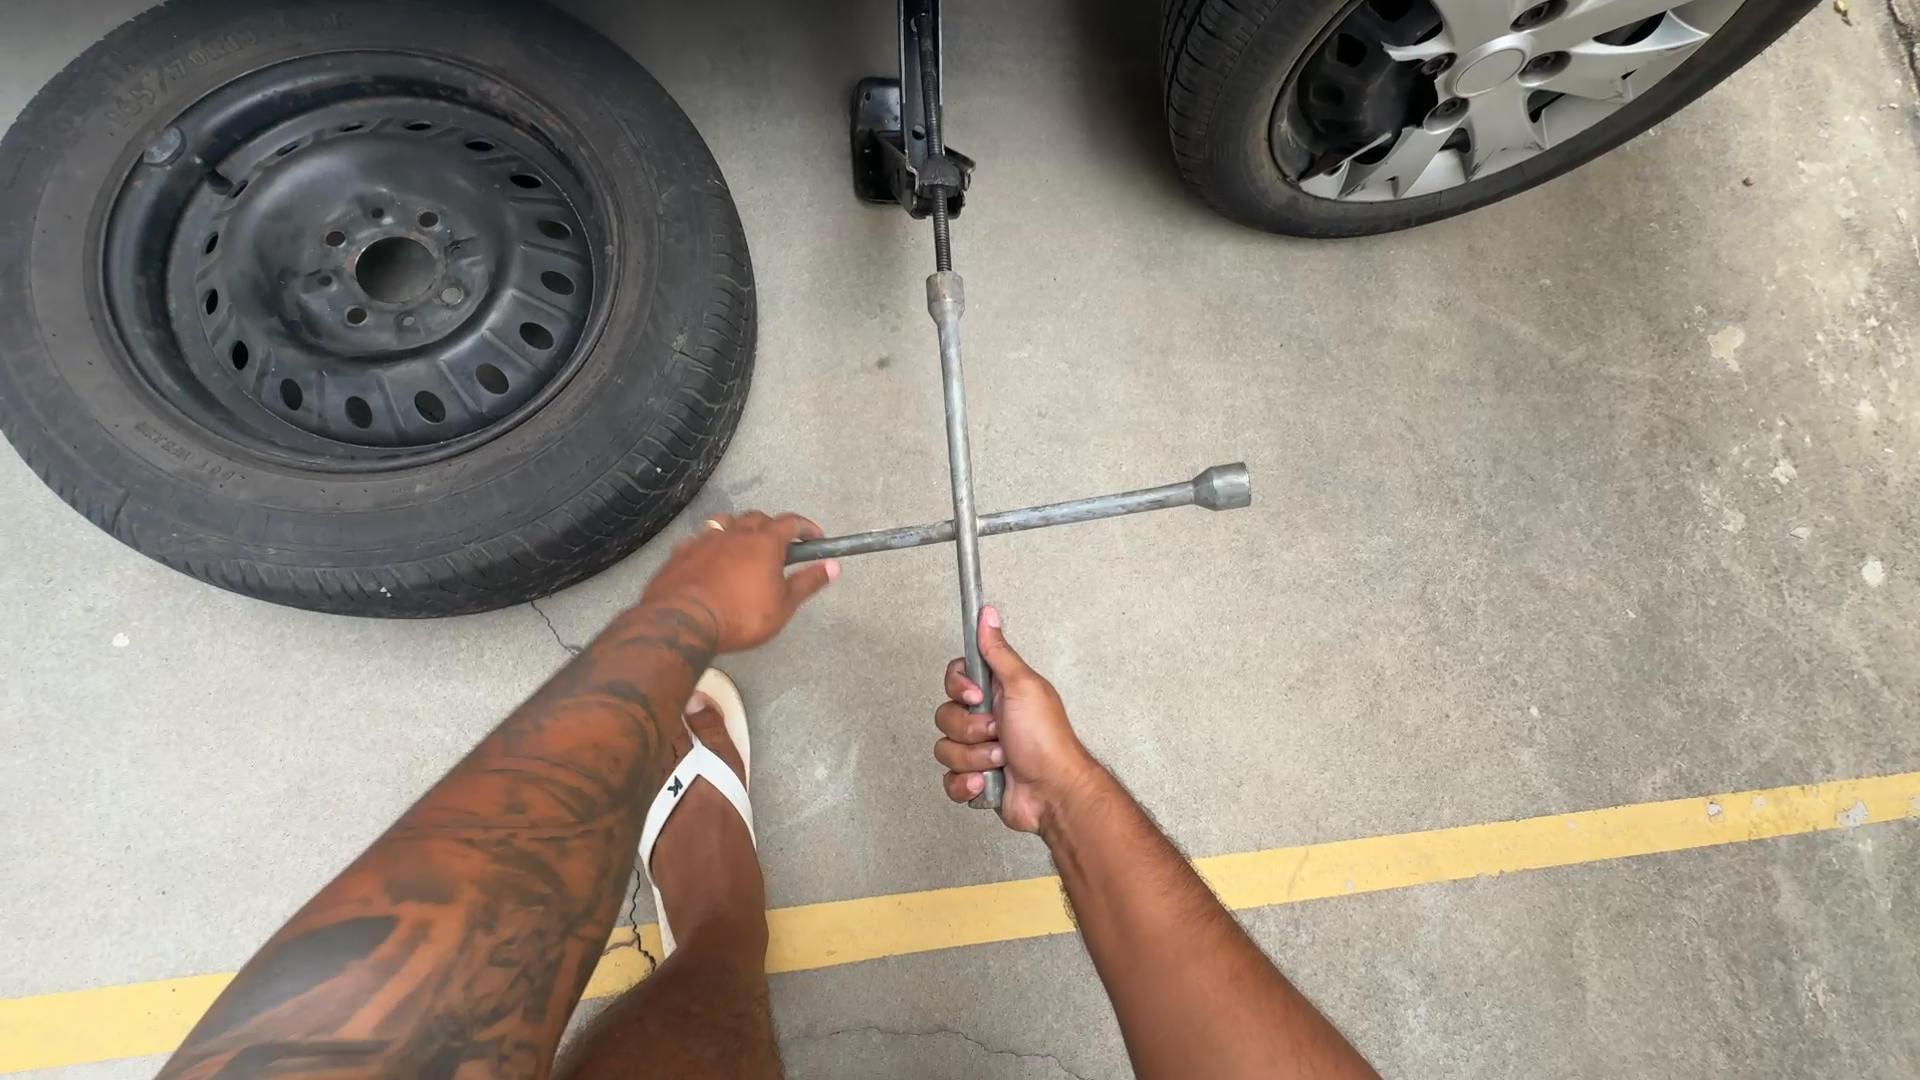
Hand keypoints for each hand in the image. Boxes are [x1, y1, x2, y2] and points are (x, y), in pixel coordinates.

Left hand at [640, 512, 839, 652]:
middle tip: (779, 546)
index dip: (805, 527)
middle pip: (758, 518)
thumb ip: (809, 582)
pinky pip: (699, 540)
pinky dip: (709, 545)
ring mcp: (705, 540)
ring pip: (725, 522)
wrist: (684, 622)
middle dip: (772, 526)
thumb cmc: (742, 615)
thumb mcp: (784, 604)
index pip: (791, 522)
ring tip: (742, 545)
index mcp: (764, 542)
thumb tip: (835, 567)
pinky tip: (709, 560)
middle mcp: (735, 533)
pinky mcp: (681, 552)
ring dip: (738, 528)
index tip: (816, 537)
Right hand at [933, 606, 1101, 832]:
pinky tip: (988, 783)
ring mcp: (980, 750)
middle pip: (946, 715)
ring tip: (1001, 761)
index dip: (959, 689)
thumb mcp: (1023, 686)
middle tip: (999, 733)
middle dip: (971, 730)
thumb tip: (988, 615)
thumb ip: (998, 651)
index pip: (956, 678)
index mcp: (997, 692)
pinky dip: (968, 784)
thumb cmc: (1046, 741)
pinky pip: (949, 780)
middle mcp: (986, 719)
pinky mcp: (976, 779)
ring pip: (945, 750)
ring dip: (975, 758)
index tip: (977, 697)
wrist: (1053, 793)